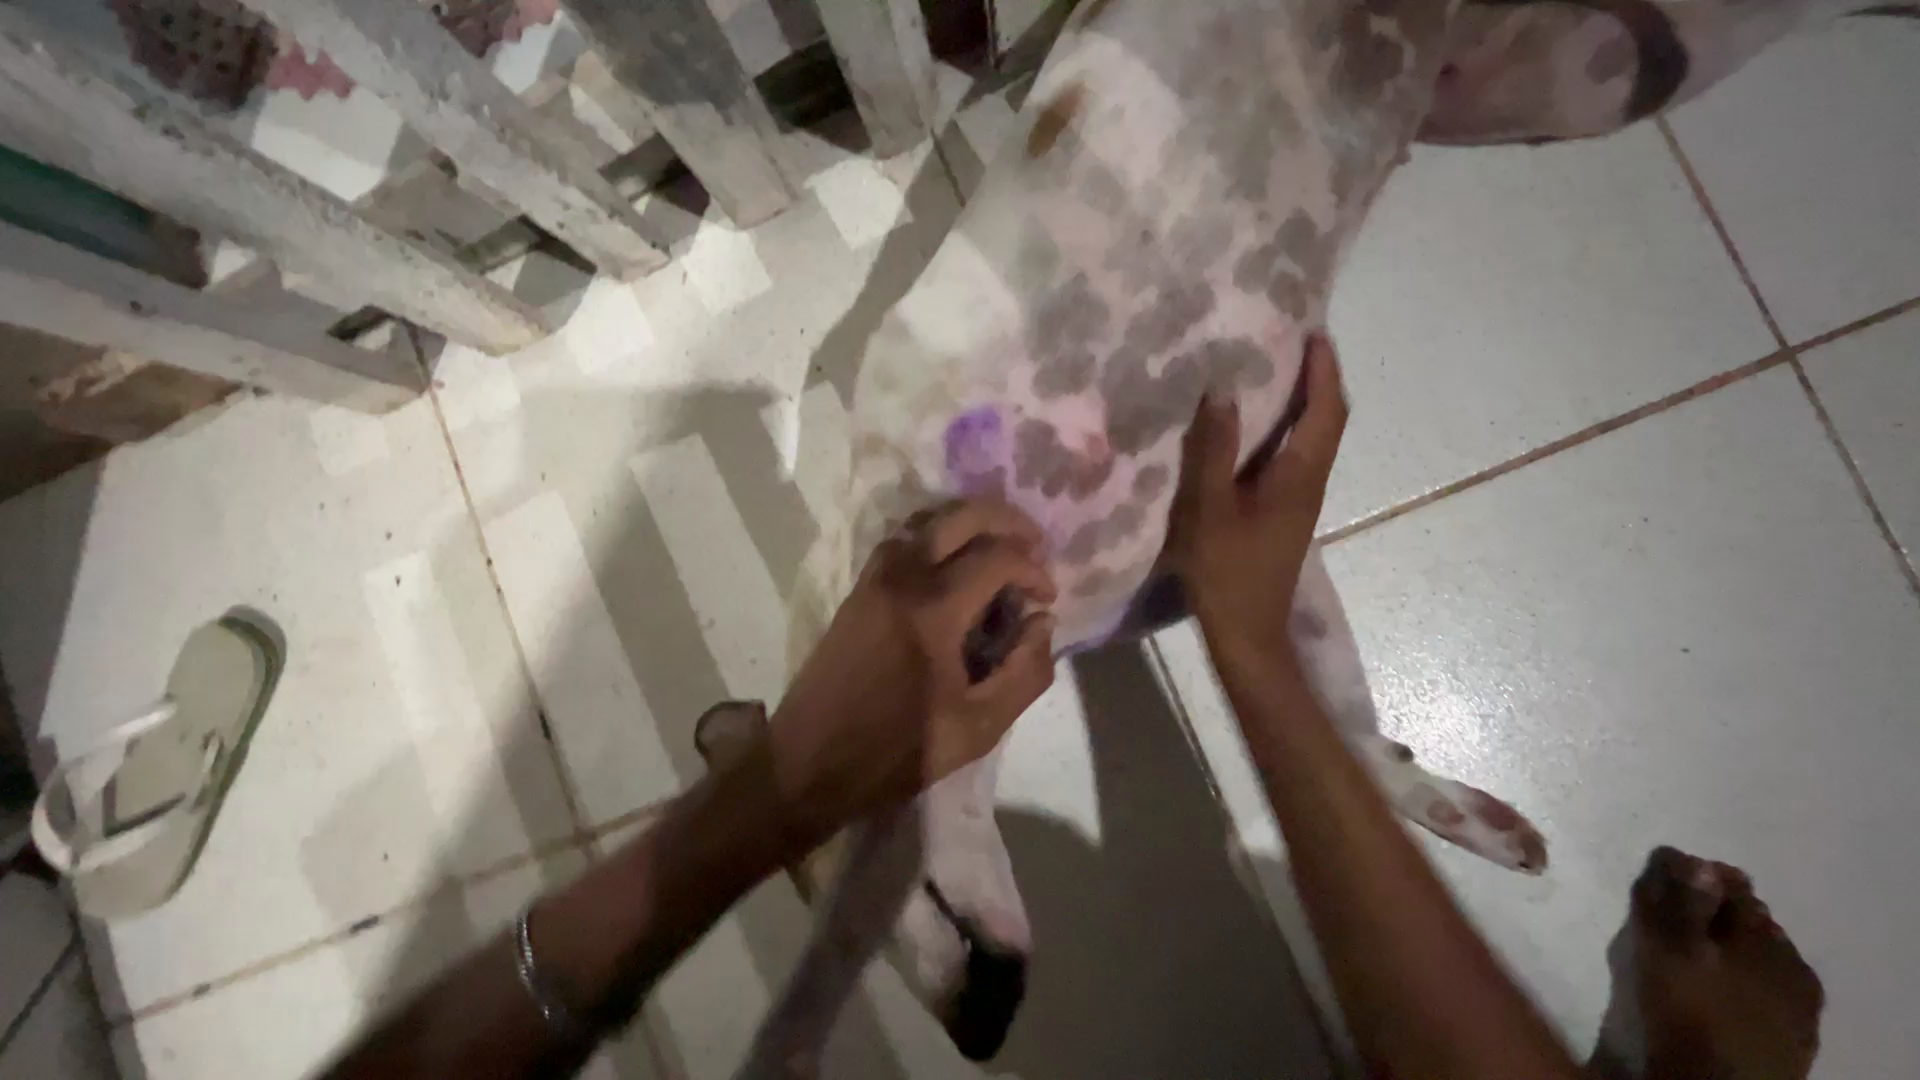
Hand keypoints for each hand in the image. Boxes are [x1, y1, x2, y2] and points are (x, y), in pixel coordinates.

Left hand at [768, 498, 1057, 828]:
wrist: (809, 763)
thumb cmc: (897, 752)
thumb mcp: (979, 728)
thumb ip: (1025, 671)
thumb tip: (1042, 621)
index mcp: (933, 611)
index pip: (997, 557)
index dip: (1034, 570)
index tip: (1048, 598)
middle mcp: (901, 578)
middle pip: (960, 516)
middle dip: (1006, 522)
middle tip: (1034, 546)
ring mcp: (873, 579)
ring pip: (927, 521)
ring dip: (968, 525)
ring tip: (998, 552)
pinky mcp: (857, 591)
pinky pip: (903, 542)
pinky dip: (935, 538)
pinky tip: (953, 568)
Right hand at [1166, 334, 1347, 653]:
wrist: (1247, 630)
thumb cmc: (1228, 570)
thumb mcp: (1211, 507)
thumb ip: (1215, 449)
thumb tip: (1223, 390)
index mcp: (1299, 475)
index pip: (1325, 410)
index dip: (1324, 369)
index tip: (1313, 330)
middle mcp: (1310, 481)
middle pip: (1328, 419)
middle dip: (1318, 378)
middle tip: (1291, 342)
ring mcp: (1300, 498)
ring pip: (1313, 438)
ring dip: (1304, 401)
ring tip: (1272, 370)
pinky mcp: (1285, 511)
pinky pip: (1295, 455)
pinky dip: (1286, 428)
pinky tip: (1254, 425)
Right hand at [1625, 848, 1823, 1079]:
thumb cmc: (1688, 1005)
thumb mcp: (1670, 947)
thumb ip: (1681, 902)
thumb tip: (1694, 858)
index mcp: (1759, 933)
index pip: (1729, 884)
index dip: (1696, 871)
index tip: (1664, 868)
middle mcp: (1789, 957)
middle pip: (1750, 915)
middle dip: (1716, 904)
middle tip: (1676, 904)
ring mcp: (1799, 995)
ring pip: (1763, 948)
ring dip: (1732, 937)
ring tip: (1698, 941)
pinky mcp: (1795, 1026)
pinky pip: (1771, 981)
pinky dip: (1746, 969)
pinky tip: (1727, 980)